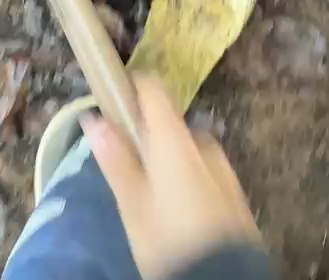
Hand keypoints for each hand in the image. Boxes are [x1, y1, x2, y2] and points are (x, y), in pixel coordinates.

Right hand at [83, 76, 262, 279]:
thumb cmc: (170, 241)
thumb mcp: (133, 206)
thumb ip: (116, 158)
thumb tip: (92, 117)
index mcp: (174, 138)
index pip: (152, 88)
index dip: (131, 88)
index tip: (112, 102)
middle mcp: (202, 142)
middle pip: (168, 122)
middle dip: (147, 136)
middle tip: (127, 167)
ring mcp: (223, 167)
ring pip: (186, 149)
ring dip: (168, 160)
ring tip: (152, 196)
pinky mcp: (235, 192)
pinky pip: (204, 171)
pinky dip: (188, 179)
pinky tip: (179, 210)